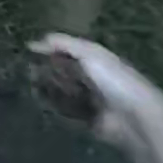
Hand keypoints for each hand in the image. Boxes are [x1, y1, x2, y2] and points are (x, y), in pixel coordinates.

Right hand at [28, 33, 162, 150]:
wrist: (135, 118)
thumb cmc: (115, 80)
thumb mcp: (90, 53)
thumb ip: (63, 44)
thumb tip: (33, 42)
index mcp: (98, 60)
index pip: (69, 51)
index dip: (51, 49)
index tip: (29, 49)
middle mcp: (94, 79)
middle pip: (64, 71)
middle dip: (47, 69)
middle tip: (27, 69)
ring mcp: (91, 100)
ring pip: (63, 90)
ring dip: (48, 87)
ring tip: (30, 84)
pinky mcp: (87, 120)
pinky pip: (66, 111)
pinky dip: (53, 106)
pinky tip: (40, 101)